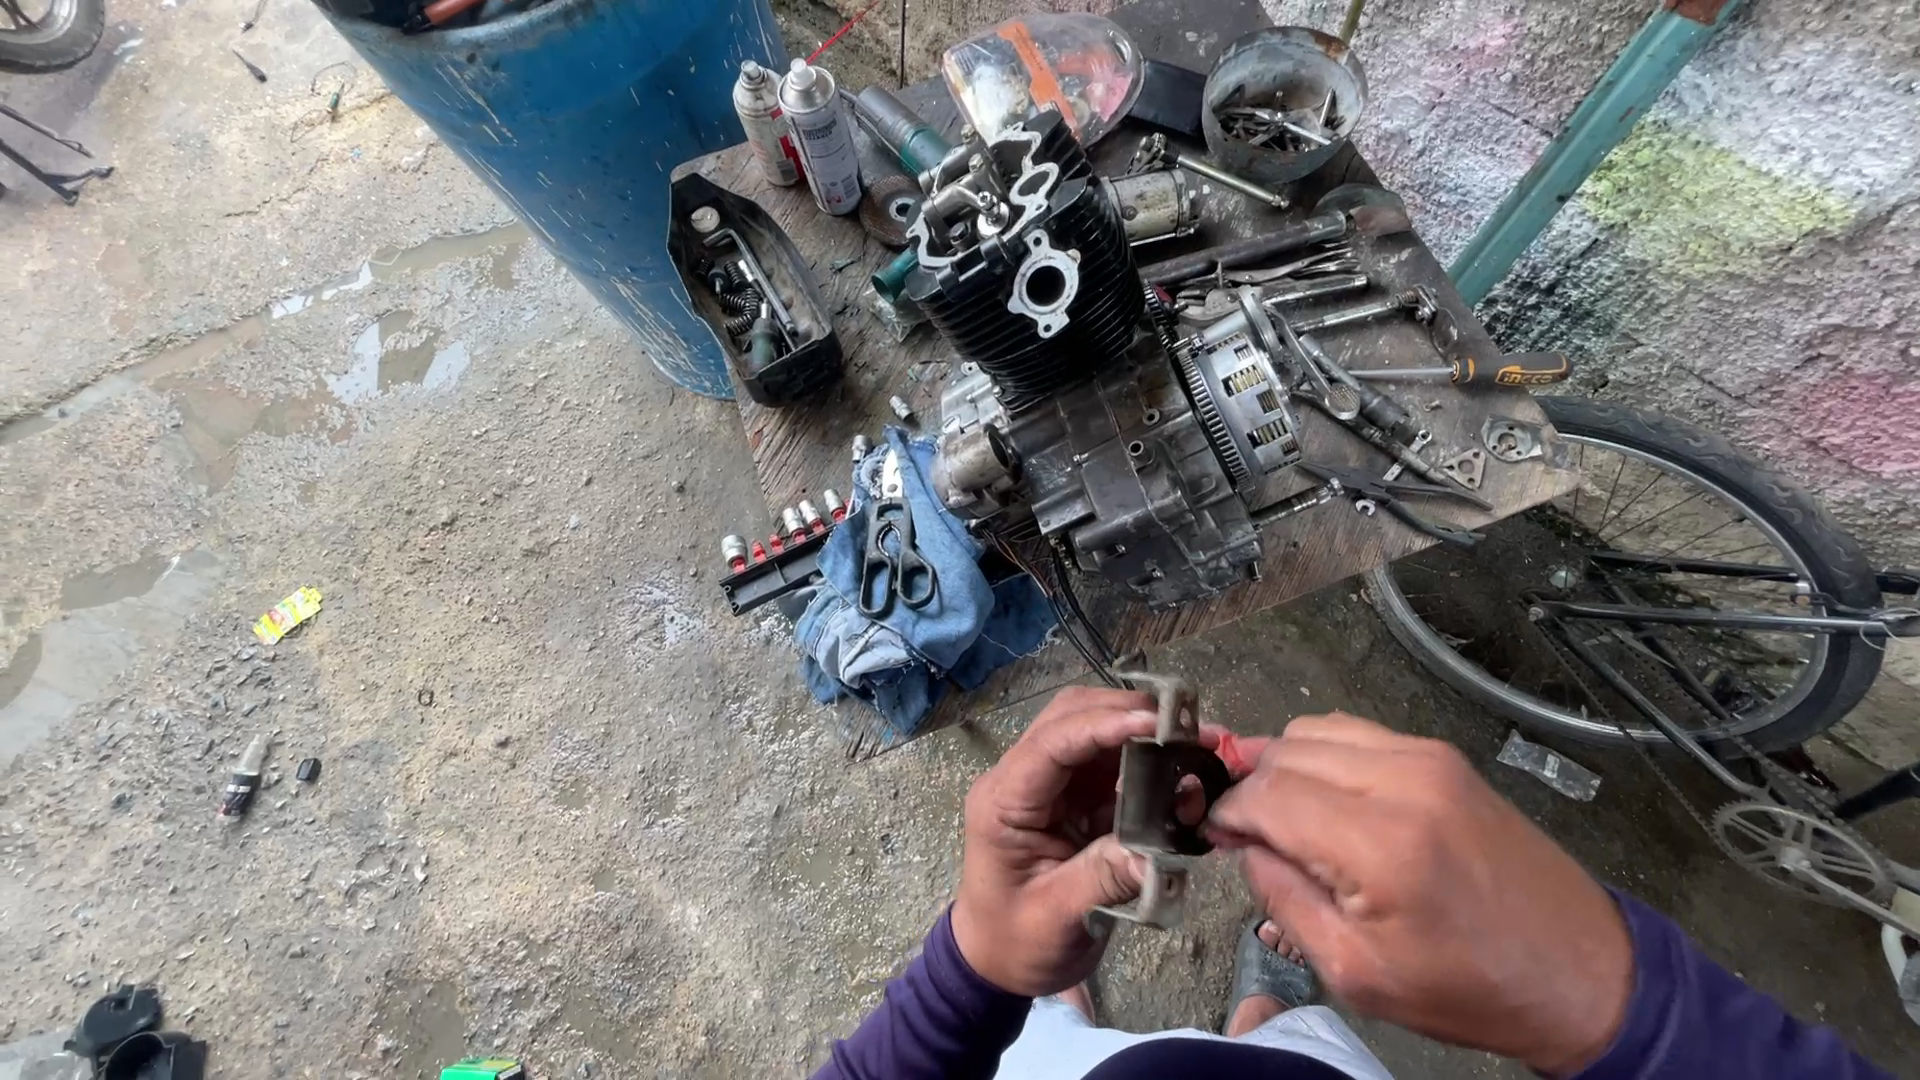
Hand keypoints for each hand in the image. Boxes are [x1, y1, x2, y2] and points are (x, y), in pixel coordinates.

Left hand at [950, 686, 1164, 996]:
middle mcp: (1022, 778)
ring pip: (1092, 730)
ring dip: (1139, 731)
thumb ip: (1105, 876)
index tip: (1156, 723)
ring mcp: (1050, 783)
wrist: (998, 960)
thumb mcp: (1058, 917)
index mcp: (1004, 800)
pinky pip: (1110, 762)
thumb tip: (1157, 852)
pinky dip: (1143, 760)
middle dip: (1126, 713)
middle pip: (1069, 717)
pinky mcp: (1074, 796)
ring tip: (1190, 743)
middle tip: (1185, 728)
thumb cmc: (1015, 941)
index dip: (1103, 726)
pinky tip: (1176, 770)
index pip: (1051, 743)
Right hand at [1207, 714, 1632, 1075]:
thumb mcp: (1353, 971)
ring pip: (1309, 731)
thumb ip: (1282, 896)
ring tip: (1280, 811)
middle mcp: (1402, 782)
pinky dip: (1317, 754)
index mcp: (1381, 845)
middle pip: (1281, 753)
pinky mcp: (1438, 754)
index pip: (1266, 794)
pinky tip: (1320, 792)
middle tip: (1243, 829)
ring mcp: (1425, 758)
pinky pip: (1348, 730)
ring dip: (1279, 765)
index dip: (1227, 810)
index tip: (1214, 831)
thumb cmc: (1469, 987)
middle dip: (1247, 787)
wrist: (1585, 974)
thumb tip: (1245, 844)